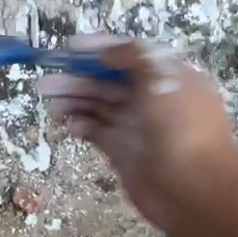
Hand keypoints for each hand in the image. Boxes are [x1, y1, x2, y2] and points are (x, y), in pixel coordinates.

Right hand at [38, 35, 237, 232]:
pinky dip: (79, 125)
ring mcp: (135, 125)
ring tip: (50, 106)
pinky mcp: (121, 149)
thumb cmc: (181, 128)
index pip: (130, 54)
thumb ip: (133, 56)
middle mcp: (151, 99)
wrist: (193, 189)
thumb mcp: (162, 79)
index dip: (100, 48)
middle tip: (44, 84)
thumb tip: (105, 52)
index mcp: (168, 78)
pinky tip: (68, 126)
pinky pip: (93, 130)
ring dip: (71, 101)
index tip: (70, 47)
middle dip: (75, 78)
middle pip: (106, 81)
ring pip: (96, 105)